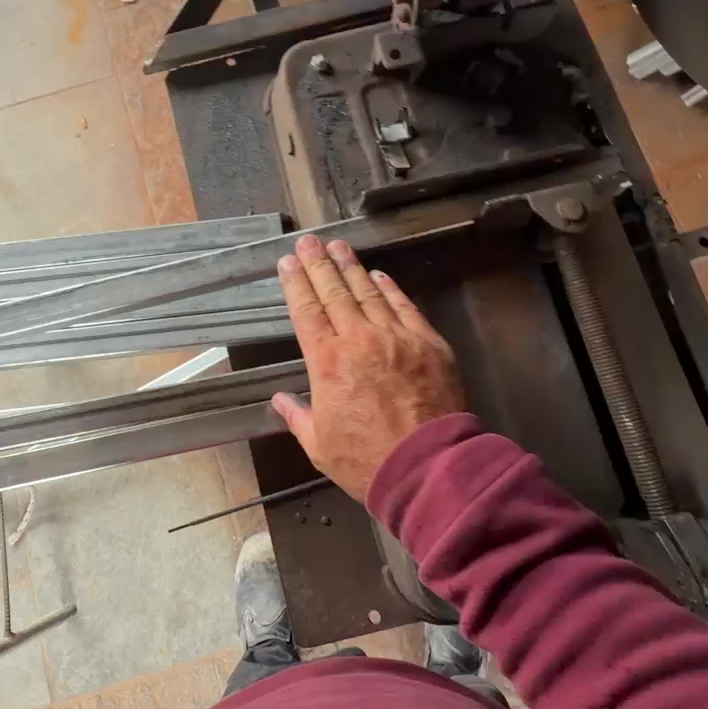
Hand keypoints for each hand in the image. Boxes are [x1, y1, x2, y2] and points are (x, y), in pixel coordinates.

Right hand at [270, 235, 465, 500]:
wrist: (428, 467)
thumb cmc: (367, 460)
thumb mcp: (319, 445)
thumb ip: (298, 417)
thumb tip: (279, 400)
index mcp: (326, 361)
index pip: (306, 311)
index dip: (296, 284)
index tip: (288, 263)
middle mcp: (358, 339)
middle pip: (334, 292)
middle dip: (318, 264)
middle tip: (308, 241)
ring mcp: (396, 336)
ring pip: (367, 292)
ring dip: (350, 267)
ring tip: (338, 247)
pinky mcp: (428, 342)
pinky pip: (404, 306)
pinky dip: (389, 288)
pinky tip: (378, 275)